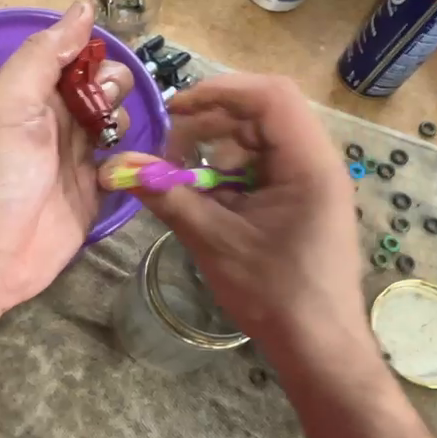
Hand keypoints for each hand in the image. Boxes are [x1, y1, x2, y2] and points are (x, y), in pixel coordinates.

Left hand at [0, 2, 131, 312]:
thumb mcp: (9, 101)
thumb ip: (44, 55)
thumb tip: (83, 8)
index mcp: (26, 93)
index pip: (70, 56)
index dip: (91, 53)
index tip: (101, 64)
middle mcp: (51, 120)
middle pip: (100, 86)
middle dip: (112, 88)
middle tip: (100, 110)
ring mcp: (73, 157)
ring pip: (115, 122)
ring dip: (122, 124)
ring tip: (107, 144)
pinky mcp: (91, 192)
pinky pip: (122, 163)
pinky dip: (129, 161)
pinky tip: (117, 170)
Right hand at [116, 74, 374, 373]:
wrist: (319, 346)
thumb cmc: (274, 293)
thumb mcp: (213, 241)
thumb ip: (166, 197)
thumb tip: (117, 168)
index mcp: (308, 163)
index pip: (269, 96)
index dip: (218, 92)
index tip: (174, 111)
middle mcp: (317, 162)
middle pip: (262, 113)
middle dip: (211, 124)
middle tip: (171, 152)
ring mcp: (312, 180)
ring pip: (259, 139)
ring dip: (217, 150)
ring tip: (186, 179)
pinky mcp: (302, 199)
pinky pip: (263, 166)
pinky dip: (230, 174)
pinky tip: (208, 199)